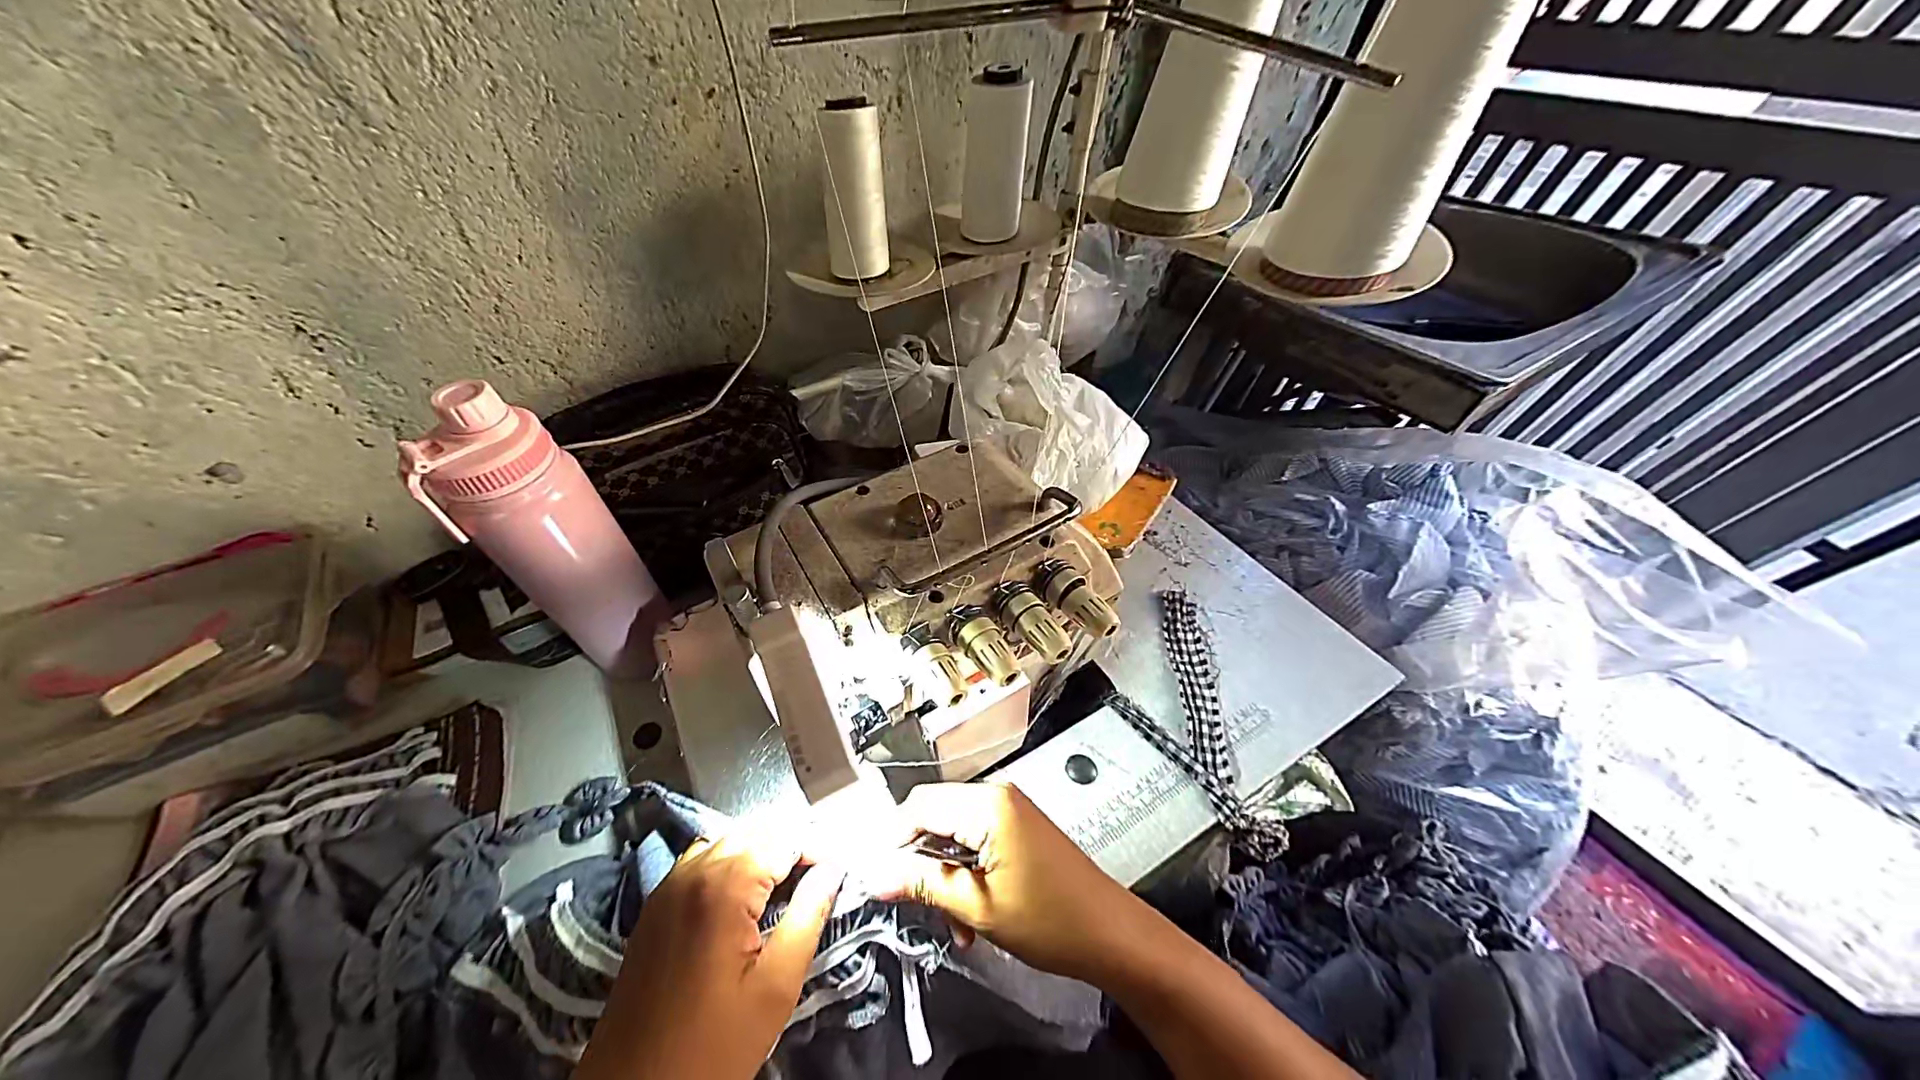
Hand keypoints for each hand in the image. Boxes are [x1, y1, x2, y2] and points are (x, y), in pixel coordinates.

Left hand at [574, 828, 844, 1079]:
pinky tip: (749, 890)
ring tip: (792, 880)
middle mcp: (693, 871)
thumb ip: (809, 916)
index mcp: (724, 886)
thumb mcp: (775, 986)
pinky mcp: (656, 903)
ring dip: (764, 848)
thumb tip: (832, 871)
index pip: (786, 837)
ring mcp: (669, 884)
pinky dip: (733, 859)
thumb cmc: (711, 1045)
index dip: (819, 848)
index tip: (841, 870)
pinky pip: (703, 857)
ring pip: (730, 837)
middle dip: (794, 843)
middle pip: (757, 829)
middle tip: (822, 874)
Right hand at [874, 782, 1149, 983]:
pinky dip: (965, 873)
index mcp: (987, 805)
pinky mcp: (1017, 826)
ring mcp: (1009, 810)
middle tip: (920, 907)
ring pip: (951, 834)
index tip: (883, 878)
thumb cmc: (1053, 920)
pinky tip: (972, 913)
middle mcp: (997, 796)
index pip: (917, 806)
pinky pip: (974, 840)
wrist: (1110, 934)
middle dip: (921, 864)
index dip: (893, 843)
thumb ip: (921, 884)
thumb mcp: (977, 906)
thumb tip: (878, 875)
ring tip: (956, 923)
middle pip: (933, 817)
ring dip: (944, 876)